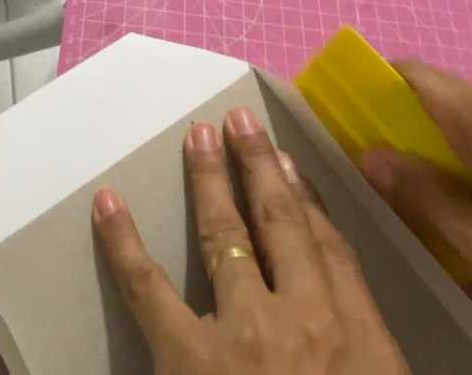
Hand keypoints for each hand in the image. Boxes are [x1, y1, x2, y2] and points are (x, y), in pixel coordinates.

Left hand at [92, 106, 407, 374]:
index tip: (293, 162)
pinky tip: (107, 203)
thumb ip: (364, 355)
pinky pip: (148, 288)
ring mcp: (244, 333)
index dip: (311, 201)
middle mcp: (305, 321)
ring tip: (198, 137)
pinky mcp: (187, 358)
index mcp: (361, 342)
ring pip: (227, 235)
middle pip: (282, 224)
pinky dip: (124, 242)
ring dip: (211, 180)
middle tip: (239, 119)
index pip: (334, 252)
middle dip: (260, 167)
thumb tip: (339, 319)